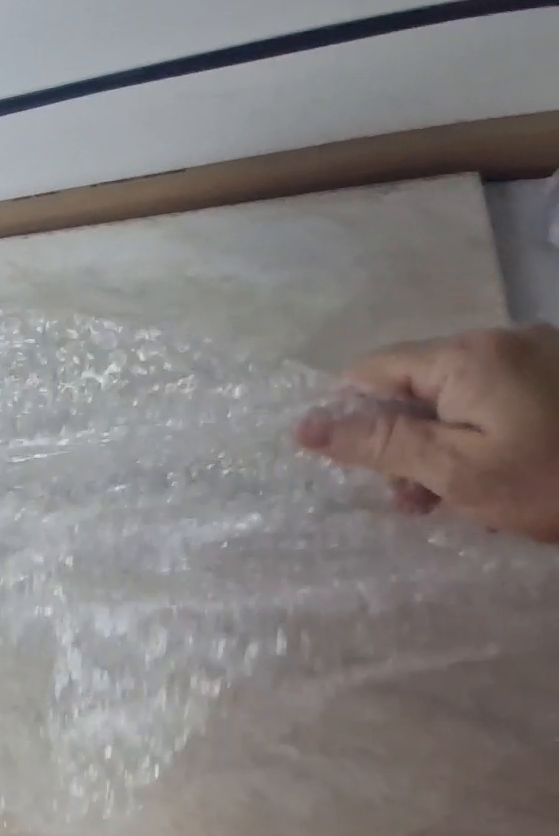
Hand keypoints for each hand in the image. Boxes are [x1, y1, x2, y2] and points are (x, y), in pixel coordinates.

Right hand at [295, 324, 558, 539]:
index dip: (352, 419)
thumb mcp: (455, 472)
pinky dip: (484, 433)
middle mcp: (505, 339)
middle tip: (417, 496)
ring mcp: (546, 353)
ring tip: (458, 492)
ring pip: (454, 395)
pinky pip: (499, 396)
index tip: (368, 467)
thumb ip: (374, 444)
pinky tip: (501, 469)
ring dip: (440, 442)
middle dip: (401, 439)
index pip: (367, 373)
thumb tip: (300, 426)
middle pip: (412, 385)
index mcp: (468, 356)